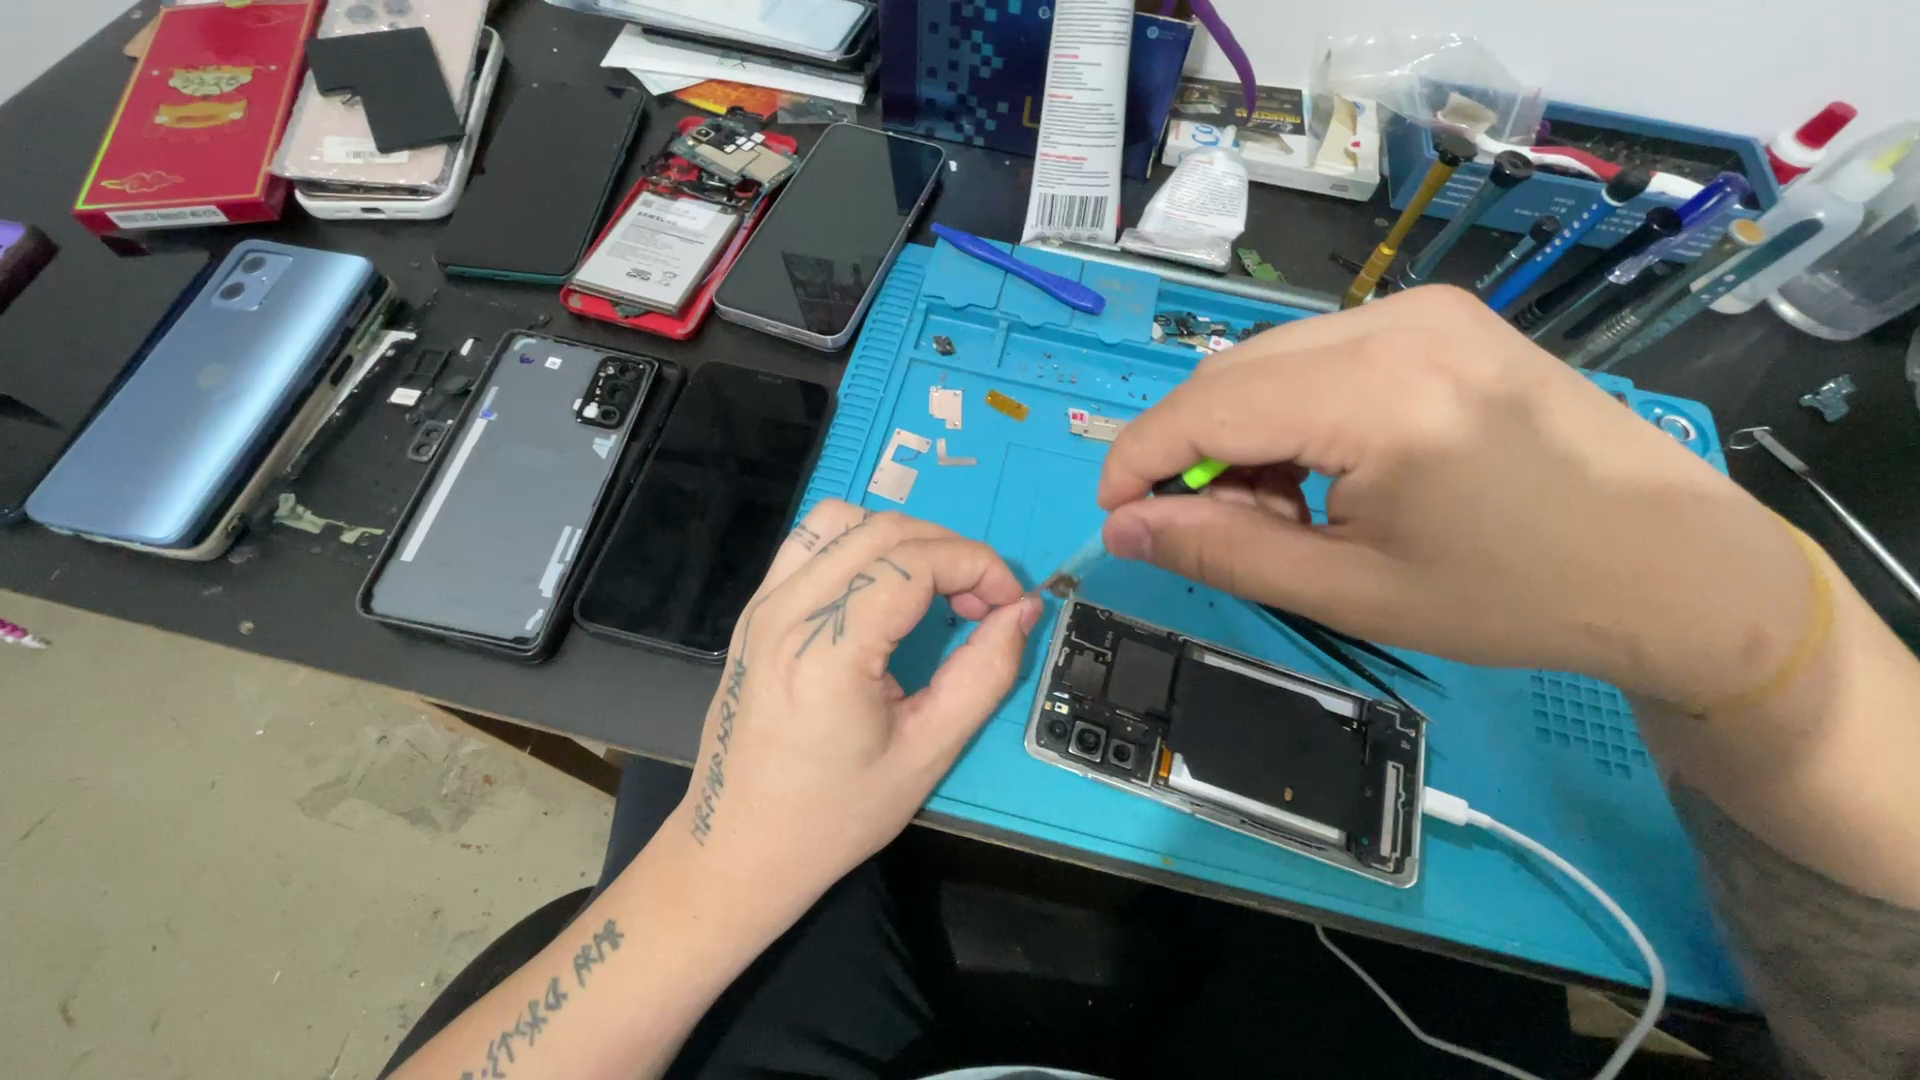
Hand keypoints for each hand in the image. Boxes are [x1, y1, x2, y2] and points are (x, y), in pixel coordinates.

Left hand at [671, 500, 1040, 915]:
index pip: (915, 562)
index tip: (1010, 603)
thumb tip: (1024, 610)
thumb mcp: (928, 754)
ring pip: (843, 520)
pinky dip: (859, 542)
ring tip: (934, 589)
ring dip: (904, 540)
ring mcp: (762, 604)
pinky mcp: (754, 609)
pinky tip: (881, 587)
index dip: (978, 567)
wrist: (742, 845)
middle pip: (885, 531)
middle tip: (982, 605)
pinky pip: (810, 541)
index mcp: (829, 652)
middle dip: (951, 551)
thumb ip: (985, 674)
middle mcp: (787, 611)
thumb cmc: (836, 815)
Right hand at [1097, 286, 1812, 706]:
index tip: (1112, 512)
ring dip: (1234, 433)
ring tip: (1266, 507)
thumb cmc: (1512, 597)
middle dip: (1186, 451)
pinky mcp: (1439, 319)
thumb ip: (1221, 551)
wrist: (1675, 568)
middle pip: (1229, 375)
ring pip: (1267, 363)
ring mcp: (1422, 310)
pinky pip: (1315, 357)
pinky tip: (1312, 469)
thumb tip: (1121, 527)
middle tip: (1196, 525)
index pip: (1208, 407)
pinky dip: (1283, 413)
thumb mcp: (1349, 591)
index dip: (1139, 458)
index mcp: (1380, 394)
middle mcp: (1396, 324)